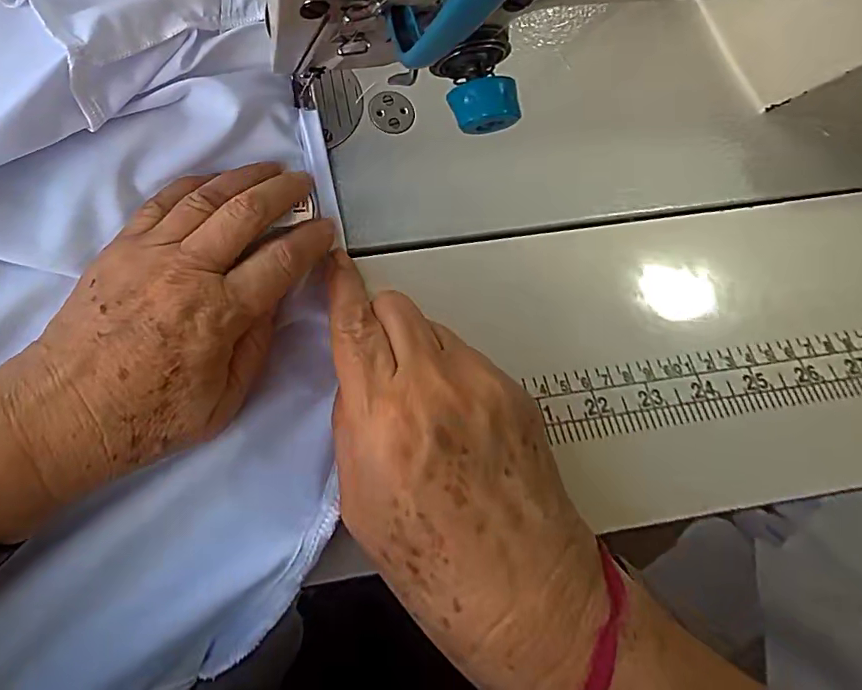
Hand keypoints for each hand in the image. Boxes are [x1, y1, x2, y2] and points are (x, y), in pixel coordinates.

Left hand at [0, 163, 334, 542]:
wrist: (69, 405)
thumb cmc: (147, 416)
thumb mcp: (223, 402)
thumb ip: (255, 344)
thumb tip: (275, 295)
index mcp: (219, 313)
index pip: (279, 261)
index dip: (309, 240)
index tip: (325, 227)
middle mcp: (187, 270)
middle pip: (244, 214)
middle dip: (281, 192)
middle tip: (301, 183)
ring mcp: (150, 251)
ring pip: (204, 199)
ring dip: (240, 178)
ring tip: (266, 169)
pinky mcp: (121, 245)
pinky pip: (160, 202)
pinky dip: (190, 185)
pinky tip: (210, 180)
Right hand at [326, 252, 605, 689]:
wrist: (528, 598)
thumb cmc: (426, 559)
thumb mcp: (356, 493)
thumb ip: (350, 419)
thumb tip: (356, 376)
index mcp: (382, 417)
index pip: (353, 326)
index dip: (339, 287)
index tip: (333, 263)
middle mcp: (431, 389)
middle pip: (395, 307)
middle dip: (376, 316)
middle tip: (375, 351)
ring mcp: (480, 388)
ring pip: (430, 326)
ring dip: (413, 343)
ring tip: (419, 392)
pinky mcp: (514, 395)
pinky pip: (465, 354)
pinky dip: (448, 367)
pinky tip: (455, 414)